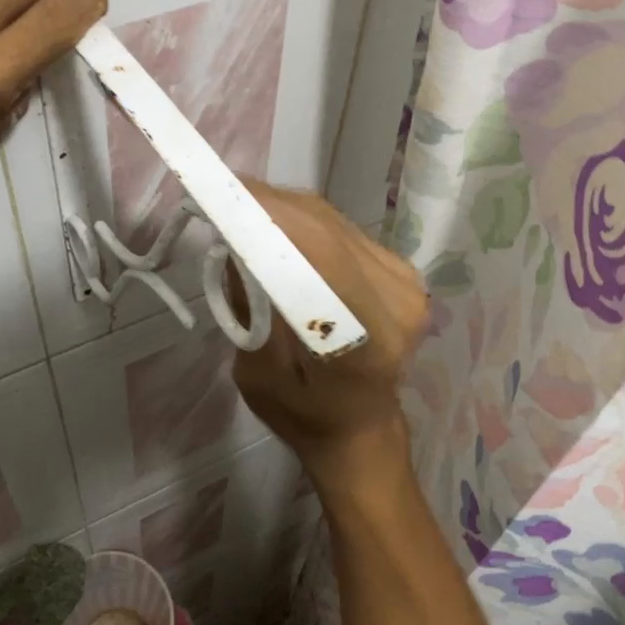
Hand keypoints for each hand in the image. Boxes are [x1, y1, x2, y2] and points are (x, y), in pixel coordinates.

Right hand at [230, 182, 428, 489]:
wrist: (358, 428)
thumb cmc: (303, 414)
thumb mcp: (259, 373)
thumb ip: (253, 310)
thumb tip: (235, 243)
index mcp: (370, 334)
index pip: (319, 253)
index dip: (269, 217)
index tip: (222, 195)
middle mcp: (398, 296)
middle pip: (326, 227)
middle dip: (268, 207)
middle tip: (219, 198)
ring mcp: (405, 278)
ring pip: (332, 220)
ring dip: (283, 210)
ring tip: (240, 210)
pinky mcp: (398, 268)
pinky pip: (341, 229)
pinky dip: (302, 222)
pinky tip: (274, 228)